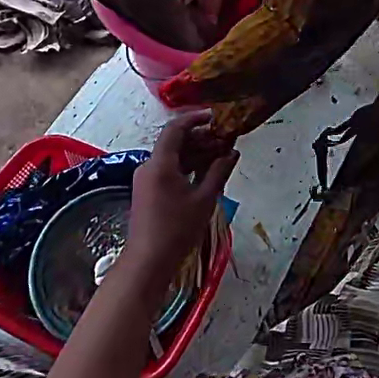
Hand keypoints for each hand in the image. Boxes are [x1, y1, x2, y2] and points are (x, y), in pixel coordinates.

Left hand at [125, 111, 237, 286]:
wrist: (148, 261)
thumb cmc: (177, 229)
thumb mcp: (204, 199)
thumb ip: (219, 171)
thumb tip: (232, 152)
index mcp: (160, 163)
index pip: (175, 129)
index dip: (195, 119)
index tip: (215, 116)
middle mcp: (149, 166)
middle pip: (174, 142)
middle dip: (200, 138)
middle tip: (224, 139)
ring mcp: (146, 179)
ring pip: (172, 156)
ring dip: (195, 153)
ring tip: (220, 155)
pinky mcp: (147, 191)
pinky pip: (168, 169)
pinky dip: (186, 166)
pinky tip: (205, 172)